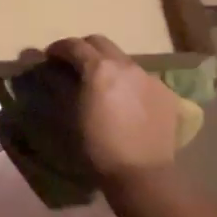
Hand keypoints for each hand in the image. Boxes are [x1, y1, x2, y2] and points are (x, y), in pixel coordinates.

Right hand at [49, 35, 183, 178]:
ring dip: (108, 65)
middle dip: (84, 48)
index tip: (50, 57)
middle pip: (100, 42)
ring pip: (123, 59)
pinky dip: (128, 82)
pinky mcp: (166, 93)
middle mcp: (126, 65)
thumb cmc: (99, 146)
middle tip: (74, 64)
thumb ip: (61, 86)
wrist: (142, 173)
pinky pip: (142, 78)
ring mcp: (149, 77)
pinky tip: (126, 102)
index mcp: (99, 68)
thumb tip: (53, 72)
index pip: (74, 45)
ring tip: (102, 85)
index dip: (58, 48)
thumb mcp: (70, 116)